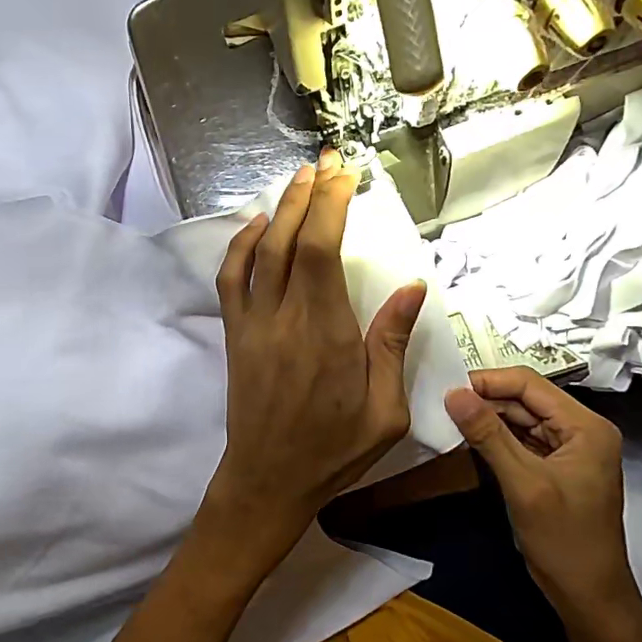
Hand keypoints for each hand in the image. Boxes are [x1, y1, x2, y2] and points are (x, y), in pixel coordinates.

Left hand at [201, 151, 427, 570]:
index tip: (345, 176)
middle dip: (307, 193)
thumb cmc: (333, 449)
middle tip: (326, 162)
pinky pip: (230, 278)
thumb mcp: (384, 410)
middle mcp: (283, 319)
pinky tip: (257, 225)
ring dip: (277, 209)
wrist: (267, 479)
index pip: (321, 250)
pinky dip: (240, 245)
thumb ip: (392, 344)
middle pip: (288, 238)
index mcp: (325, 333)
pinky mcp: (234, 335)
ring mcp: (251, 324)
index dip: (331, 205)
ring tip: (298, 180)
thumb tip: (411, 286)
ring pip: (258, 251)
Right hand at [445, 368, 629, 608]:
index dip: (489, 381)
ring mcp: (569, 449)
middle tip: (442, 403)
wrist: (589, 598)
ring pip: (522, 419)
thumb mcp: (523, 484)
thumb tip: (453, 393)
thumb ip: (488, 435)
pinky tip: (470, 438)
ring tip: (450, 417)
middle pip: (526, 400)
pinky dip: (498, 439)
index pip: (531, 385)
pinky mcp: (556, 467)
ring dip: (489, 419)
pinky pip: (522, 441)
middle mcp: (581, 429)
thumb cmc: (564, 541)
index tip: (448, 386)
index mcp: (586, 426)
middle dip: (486, 400)